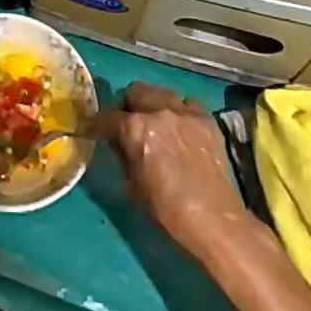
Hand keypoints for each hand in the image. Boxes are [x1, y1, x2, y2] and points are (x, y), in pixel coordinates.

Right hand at [98, 82, 248, 258]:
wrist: (213, 219)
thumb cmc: (166, 208)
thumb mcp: (132, 183)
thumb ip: (122, 154)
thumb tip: (118, 141)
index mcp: (136, 128)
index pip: (108, 116)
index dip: (99, 125)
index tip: (97, 132)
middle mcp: (159, 111)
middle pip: (135, 91)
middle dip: (127, 105)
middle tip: (127, 123)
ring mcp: (185, 112)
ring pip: (161, 92)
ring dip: (153, 104)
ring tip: (155, 123)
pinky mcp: (206, 119)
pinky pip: (187, 103)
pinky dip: (179, 111)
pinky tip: (180, 128)